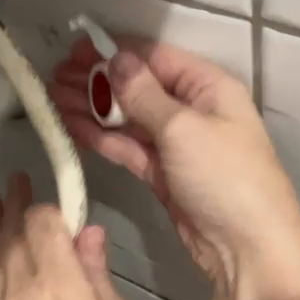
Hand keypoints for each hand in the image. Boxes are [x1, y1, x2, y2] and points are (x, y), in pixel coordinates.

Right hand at [51, 38, 299, 299]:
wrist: (247, 250)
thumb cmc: (224, 178)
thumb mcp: (183, 128)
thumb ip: (143, 94)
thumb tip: (116, 59)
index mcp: (209, 87)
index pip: (156, 57)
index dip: (115, 52)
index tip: (75, 50)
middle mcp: (194, 110)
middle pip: (139, 86)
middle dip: (98, 80)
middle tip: (56, 77)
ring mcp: (177, 144)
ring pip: (129, 118)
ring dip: (93, 109)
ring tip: (53, 99)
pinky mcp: (163, 174)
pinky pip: (128, 147)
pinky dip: (101, 137)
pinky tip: (72, 127)